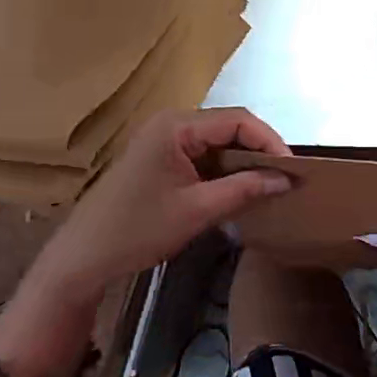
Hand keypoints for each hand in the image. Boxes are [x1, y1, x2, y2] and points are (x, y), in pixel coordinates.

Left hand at [31, 108, 293, 308]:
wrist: (83, 257)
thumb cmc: (138, 230)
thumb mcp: (198, 210)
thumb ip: (245, 188)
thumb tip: (287, 178)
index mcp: (176, 126)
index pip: (238, 120)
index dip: (270, 141)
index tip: (293, 169)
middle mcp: (171, 123)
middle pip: (229, 126)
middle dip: (259, 150)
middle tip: (285, 177)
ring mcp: (163, 139)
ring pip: (218, 141)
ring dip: (243, 161)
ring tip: (269, 184)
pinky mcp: (161, 157)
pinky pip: (203, 154)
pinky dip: (224, 169)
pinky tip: (240, 188)